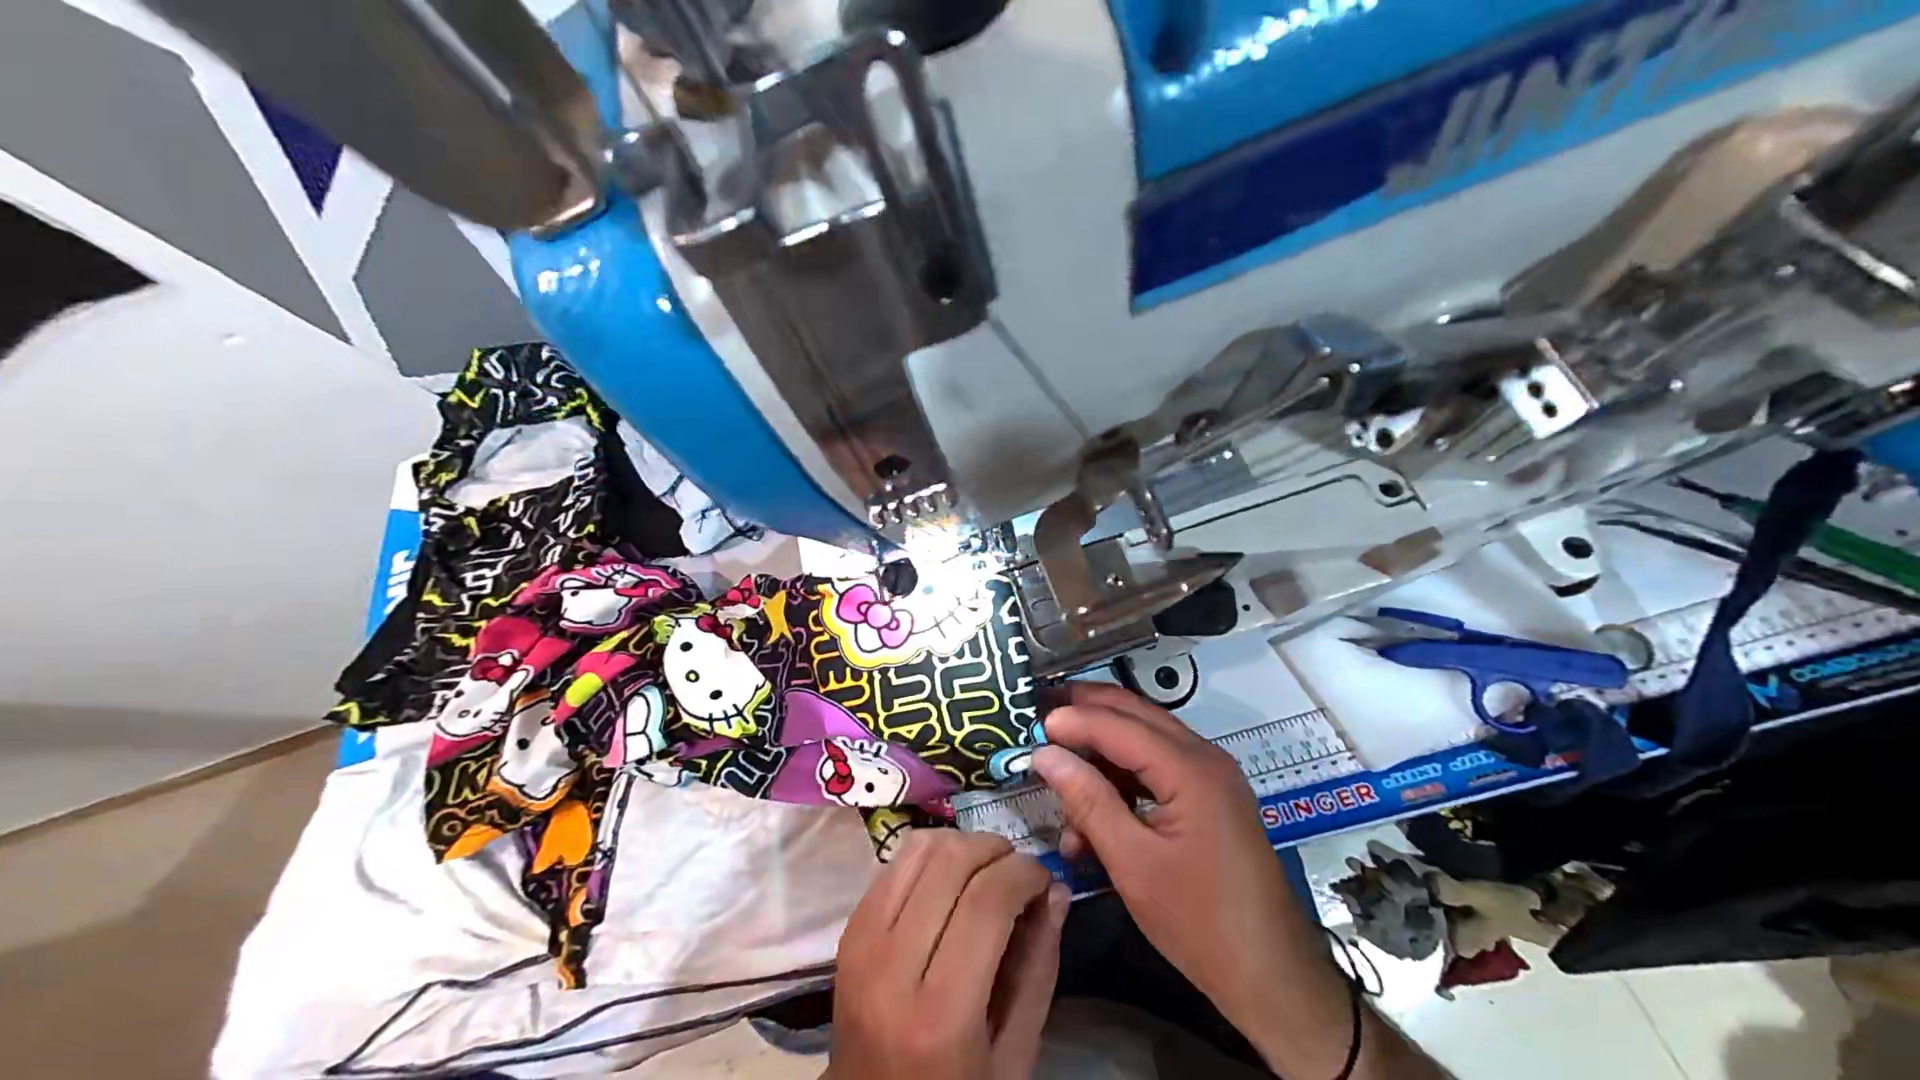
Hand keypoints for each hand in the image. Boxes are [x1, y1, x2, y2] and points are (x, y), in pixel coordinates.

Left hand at [828, 830, 1069, 1079]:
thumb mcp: (1014, 1055)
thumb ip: (1038, 969)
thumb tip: (1056, 890)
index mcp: (940, 1013)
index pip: (986, 901)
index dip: (1024, 873)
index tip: (1045, 880)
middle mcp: (892, 966)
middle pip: (950, 862)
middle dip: (996, 850)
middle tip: (1019, 870)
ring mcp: (862, 942)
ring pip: (918, 850)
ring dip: (962, 845)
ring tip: (987, 869)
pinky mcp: (848, 929)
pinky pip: (894, 864)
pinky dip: (930, 857)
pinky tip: (951, 879)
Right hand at [1029, 684, 1361, 1076]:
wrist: (1271, 976)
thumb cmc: (1199, 921)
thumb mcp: (1132, 862)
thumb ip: (1088, 800)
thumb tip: (1045, 755)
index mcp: (1191, 770)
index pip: (1120, 725)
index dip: (1074, 721)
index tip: (1031, 725)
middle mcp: (1205, 759)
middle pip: (1136, 716)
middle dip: (1087, 713)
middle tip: (1042, 717)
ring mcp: (1211, 777)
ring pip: (1145, 741)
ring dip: (1103, 752)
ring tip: (1061, 774)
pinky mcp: (1209, 798)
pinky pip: (1158, 769)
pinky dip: (1123, 779)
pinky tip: (1093, 810)